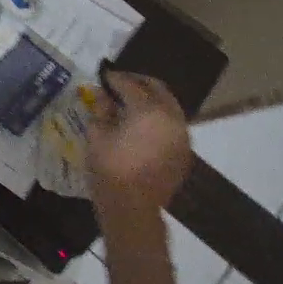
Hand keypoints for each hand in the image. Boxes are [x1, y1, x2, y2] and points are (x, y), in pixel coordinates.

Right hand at [85, 71, 192, 227]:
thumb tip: (101, 94)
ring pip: (169, 106)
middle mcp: (172, 118)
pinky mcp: (185, 151)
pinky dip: (158, 118)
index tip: (103, 76)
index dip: (114, 78)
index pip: (130, 85)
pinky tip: (142, 126)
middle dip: (139, 82)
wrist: (133, 207)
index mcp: (148, 111)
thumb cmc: (110, 169)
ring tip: (130, 104)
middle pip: (158, 89)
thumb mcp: (97, 136)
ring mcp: (182, 135)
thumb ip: (101, 110)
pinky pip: (173, 124)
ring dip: (151, 100)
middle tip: (119, 83)